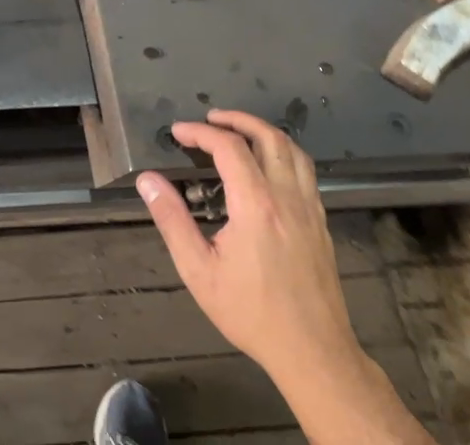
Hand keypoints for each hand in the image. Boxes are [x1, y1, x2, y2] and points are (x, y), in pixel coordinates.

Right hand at [137, 110, 362, 383]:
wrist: (313, 351)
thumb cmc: (250, 312)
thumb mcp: (198, 269)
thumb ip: (172, 220)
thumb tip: (148, 180)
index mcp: (256, 205)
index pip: (229, 148)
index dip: (200, 132)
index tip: (177, 133)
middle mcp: (288, 198)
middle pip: (270, 138)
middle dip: (238, 120)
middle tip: (210, 119)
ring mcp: (311, 210)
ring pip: (295, 152)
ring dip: (265, 133)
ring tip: (239, 133)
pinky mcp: (322, 225)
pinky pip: (306, 174)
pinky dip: (284, 156)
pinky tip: (267, 170)